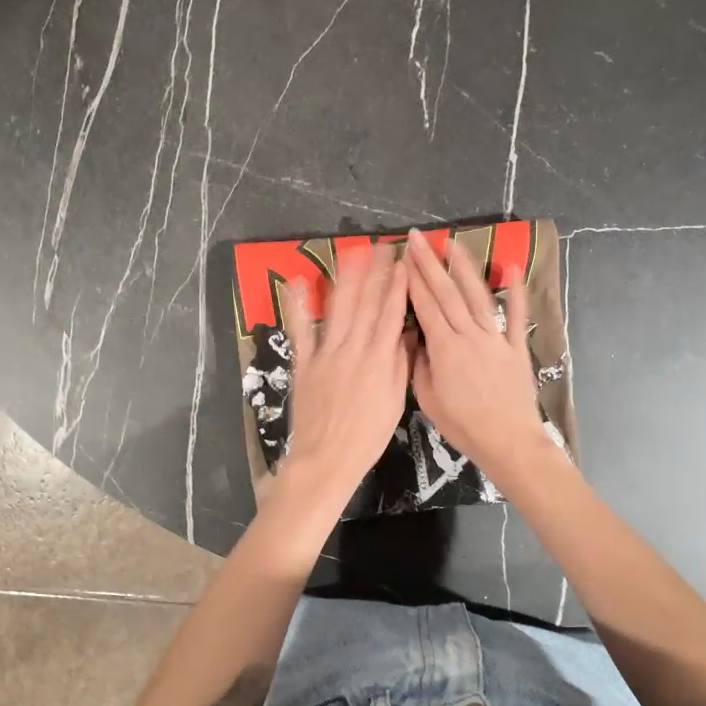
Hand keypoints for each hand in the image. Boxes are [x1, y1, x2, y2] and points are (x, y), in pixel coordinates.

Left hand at [276, 242, 410, 503]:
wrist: (326, 458)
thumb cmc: (367, 437)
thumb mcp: (395, 403)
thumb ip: (398, 365)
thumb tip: (405, 335)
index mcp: (380, 360)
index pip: (391, 315)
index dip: (397, 286)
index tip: (402, 262)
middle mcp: (353, 350)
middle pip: (366, 304)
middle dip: (374, 273)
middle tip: (380, 246)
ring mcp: (326, 354)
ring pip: (338, 309)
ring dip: (346, 279)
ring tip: (351, 253)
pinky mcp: (304, 363)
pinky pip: (302, 330)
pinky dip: (300, 306)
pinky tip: (301, 281)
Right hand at [405, 227, 553, 477]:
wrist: (509, 442)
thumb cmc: (463, 426)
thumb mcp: (428, 399)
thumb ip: (419, 364)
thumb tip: (414, 338)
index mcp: (444, 349)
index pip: (424, 305)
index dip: (412, 279)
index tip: (402, 256)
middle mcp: (470, 335)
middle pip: (447, 293)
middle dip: (430, 263)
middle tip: (418, 238)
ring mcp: (495, 339)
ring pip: (477, 296)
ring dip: (465, 267)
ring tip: (452, 243)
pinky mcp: (516, 347)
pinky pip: (515, 315)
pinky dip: (516, 291)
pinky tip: (512, 268)